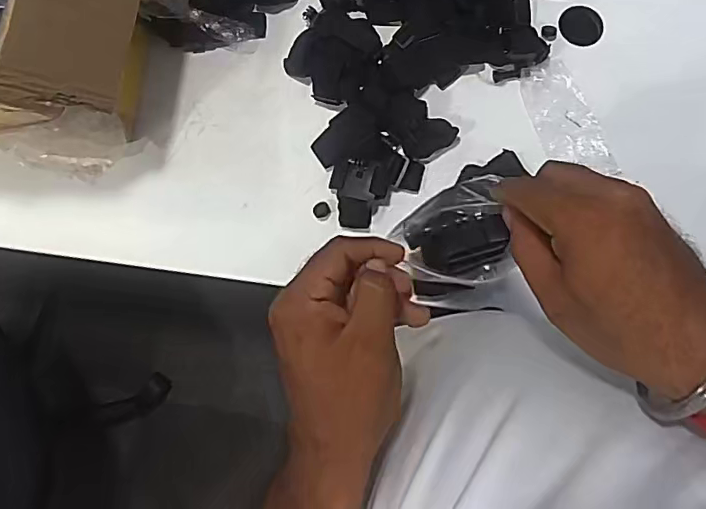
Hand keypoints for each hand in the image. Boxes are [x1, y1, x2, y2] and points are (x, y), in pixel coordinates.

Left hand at [266, 237, 429, 507]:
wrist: (337, 455)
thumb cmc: (345, 410)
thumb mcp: (370, 337)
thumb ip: (375, 289)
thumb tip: (377, 263)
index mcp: (299, 302)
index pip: (337, 252)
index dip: (372, 249)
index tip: (397, 254)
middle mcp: (297, 309)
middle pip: (343, 268)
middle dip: (380, 274)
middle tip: (406, 285)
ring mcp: (307, 324)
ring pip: (350, 288)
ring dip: (383, 293)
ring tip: (408, 306)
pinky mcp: (320, 338)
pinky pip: (349, 309)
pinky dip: (375, 310)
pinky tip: (399, 318)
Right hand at [496, 162, 705, 399]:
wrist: (700, 343)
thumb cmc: (624, 331)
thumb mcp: (558, 301)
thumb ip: (527, 249)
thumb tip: (516, 217)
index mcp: (581, 217)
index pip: (527, 188)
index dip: (506, 196)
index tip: (498, 207)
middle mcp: (607, 195)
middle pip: (552, 174)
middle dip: (534, 193)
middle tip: (532, 230)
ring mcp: (631, 197)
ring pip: (577, 176)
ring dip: (560, 195)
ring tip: (564, 237)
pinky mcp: (647, 205)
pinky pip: (601, 187)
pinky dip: (585, 200)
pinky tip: (591, 237)